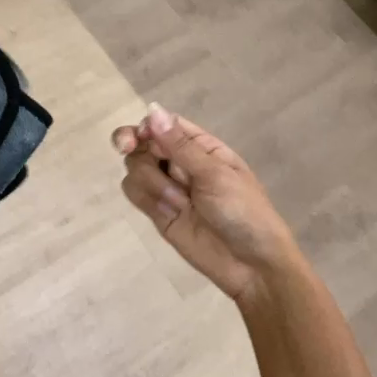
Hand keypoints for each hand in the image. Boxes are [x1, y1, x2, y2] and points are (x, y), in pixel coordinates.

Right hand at [114, 103, 300, 302]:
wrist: (251, 267)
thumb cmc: (244, 213)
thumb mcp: (216, 175)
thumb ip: (180, 146)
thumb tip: (152, 109)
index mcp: (202, 148)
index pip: (164, 124)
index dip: (147, 126)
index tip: (138, 135)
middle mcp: (180, 163)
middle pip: (142, 142)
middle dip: (135, 147)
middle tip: (125, 148)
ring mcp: (167, 187)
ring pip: (135, 167)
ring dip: (150, 181)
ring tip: (178, 203)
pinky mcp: (156, 210)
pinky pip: (133, 191)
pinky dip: (145, 198)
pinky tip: (167, 211)